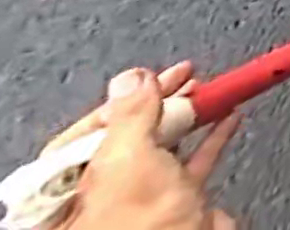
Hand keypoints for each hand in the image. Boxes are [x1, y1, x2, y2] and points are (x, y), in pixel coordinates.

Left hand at [43, 62, 241, 229]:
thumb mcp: (128, 162)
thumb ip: (130, 116)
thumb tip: (131, 78)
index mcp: (61, 203)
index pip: (81, 138)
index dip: (119, 103)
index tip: (152, 78)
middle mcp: (94, 208)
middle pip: (123, 141)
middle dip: (158, 104)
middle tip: (182, 78)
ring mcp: (138, 210)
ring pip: (161, 149)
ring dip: (187, 115)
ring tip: (206, 89)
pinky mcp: (176, 211)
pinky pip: (192, 163)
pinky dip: (212, 135)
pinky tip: (228, 116)